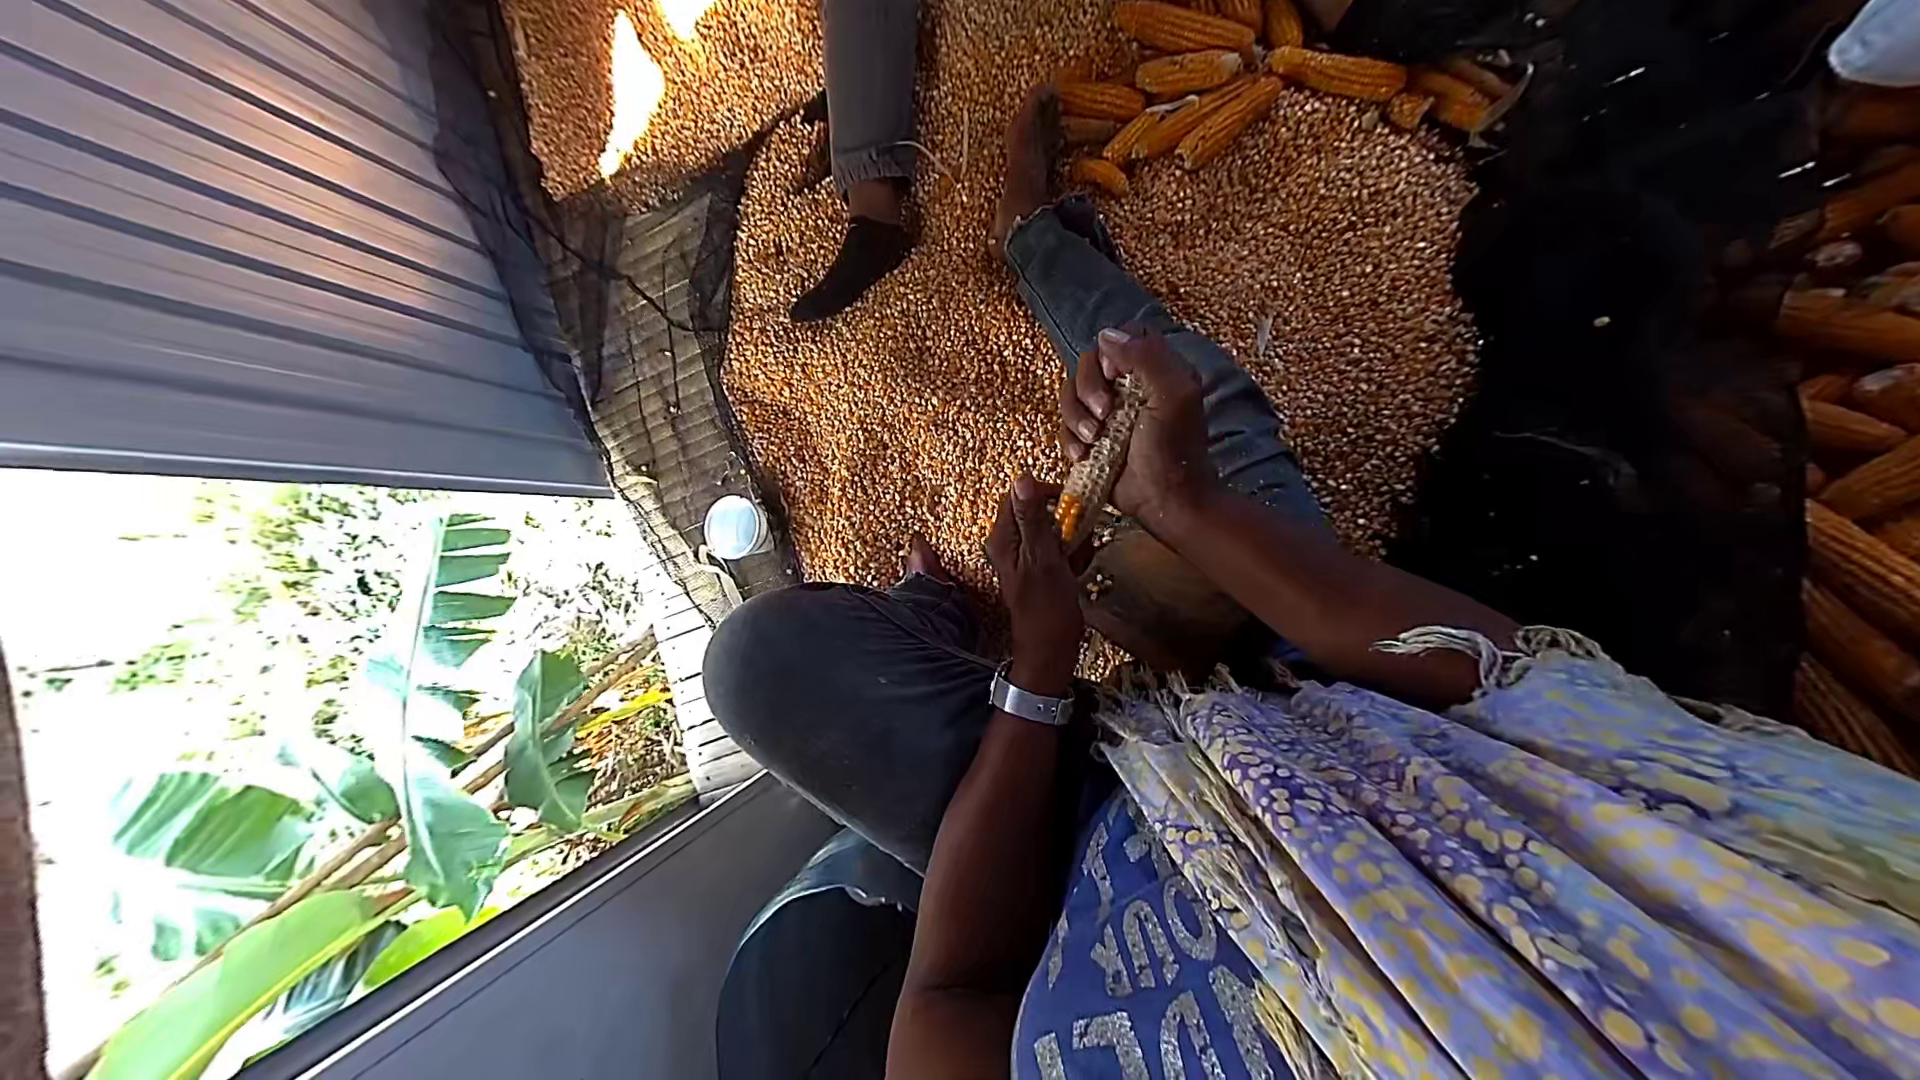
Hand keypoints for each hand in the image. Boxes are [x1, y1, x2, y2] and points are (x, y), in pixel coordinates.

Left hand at [985, 471, 1084, 696]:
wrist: (1051, 651)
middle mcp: (1009, 544)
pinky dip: (1072, 556)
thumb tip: (1021, 478)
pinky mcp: (1040, 569)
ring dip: (1072, 541)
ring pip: (1053, 530)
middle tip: (1076, 544)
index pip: (1020, 495)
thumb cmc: (1047, 609)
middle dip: (1065, 522)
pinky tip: (1076, 572)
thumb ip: (1032, 519)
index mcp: (1003, 538)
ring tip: (1077, 562)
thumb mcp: (1043, 559)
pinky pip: (1058, 548)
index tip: (1070, 508)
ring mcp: (1024, 557)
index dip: (1047, 495)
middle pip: (1039, 511)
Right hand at [1058, 326, 1215, 534]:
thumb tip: (1105, 336)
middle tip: (1105, 414)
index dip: (1110, 351)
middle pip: (1087, 363)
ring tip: (1093, 438)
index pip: (1121, 337)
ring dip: (1075, 416)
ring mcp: (1104, 414)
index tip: (1115, 373)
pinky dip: (1069, 439)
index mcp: (1152, 369)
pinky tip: (1083, 454)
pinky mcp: (1088, 439)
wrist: (1163, 499)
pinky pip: (1063, 427)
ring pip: (1069, 394)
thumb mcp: (1173, 394)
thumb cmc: (1175, 448)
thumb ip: (1146, 357)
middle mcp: (1125, 387)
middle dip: (1088, 389)